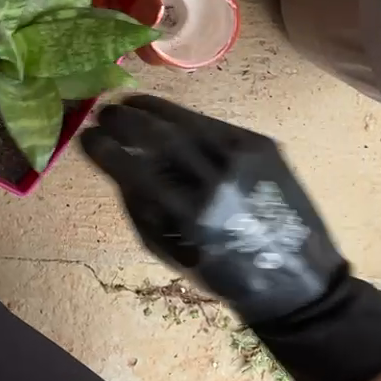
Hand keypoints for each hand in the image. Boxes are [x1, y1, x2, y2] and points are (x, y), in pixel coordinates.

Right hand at [79, 95, 344, 322]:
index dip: (104, 150)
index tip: (84, 138)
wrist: (296, 277)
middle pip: (160, 136)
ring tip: (125, 103)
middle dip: (124, 121)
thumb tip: (116, 162)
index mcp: (191, 216)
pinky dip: (180, 116)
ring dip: (149, 109)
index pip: (134, 171)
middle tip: (101, 113)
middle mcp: (219, 181)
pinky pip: (211, 123)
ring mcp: (245, 158)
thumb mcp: (167, 249)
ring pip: (186, 120)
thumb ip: (138, 204)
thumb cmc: (219, 270)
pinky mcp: (262, 145)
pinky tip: (162, 114)